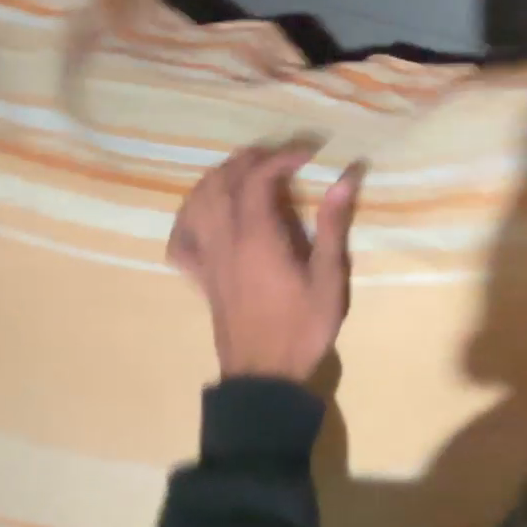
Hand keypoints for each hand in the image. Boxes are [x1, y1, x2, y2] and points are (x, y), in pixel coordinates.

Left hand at [167, 142, 364, 382]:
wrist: (265, 374)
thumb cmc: (303, 326)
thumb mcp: (329, 278)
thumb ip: (332, 226)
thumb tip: (345, 179)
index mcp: (256, 237)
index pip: (258, 178)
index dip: (281, 157)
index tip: (310, 153)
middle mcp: (224, 239)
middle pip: (222, 182)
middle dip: (248, 159)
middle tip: (279, 156)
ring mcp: (206, 257)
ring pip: (196, 202)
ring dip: (218, 178)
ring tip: (244, 173)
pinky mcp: (200, 276)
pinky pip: (181, 238)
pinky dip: (189, 218)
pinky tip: (205, 217)